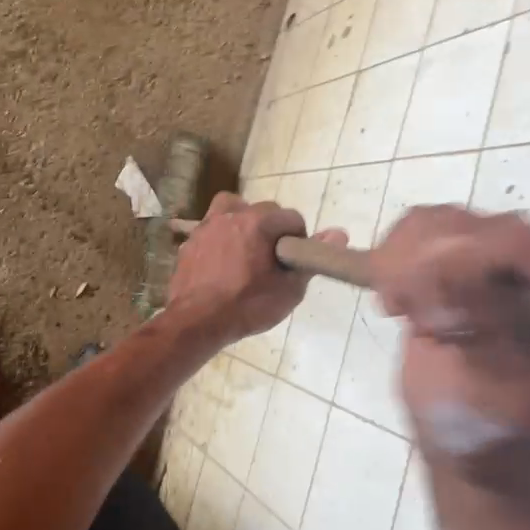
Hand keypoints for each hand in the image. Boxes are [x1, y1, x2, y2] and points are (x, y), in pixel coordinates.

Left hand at [166, 192, 348, 343]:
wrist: (198, 320)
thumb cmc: (249, 305)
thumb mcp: (289, 289)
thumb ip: (310, 258)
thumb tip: (339, 233)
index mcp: (257, 222)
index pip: (291, 217)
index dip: (298, 237)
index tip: (292, 260)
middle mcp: (230, 215)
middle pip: (261, 210)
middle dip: (271, 229)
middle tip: (271, 259)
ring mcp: (206, 226)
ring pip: (230, 209)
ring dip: (242, 222)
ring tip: (246, 249)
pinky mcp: (189, 240)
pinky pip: (210, 229)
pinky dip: (220, 237)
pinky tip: (221, 261)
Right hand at [371, 206, 529, 492]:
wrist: (476, 449)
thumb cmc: (493, 433)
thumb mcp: (496, 388)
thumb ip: (483, 321)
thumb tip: (449, 258)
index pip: (522, 246)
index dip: (455, 261)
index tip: (412, 308)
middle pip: (485, 228)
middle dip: (427, 264)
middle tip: (401, 311)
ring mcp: (528, 266)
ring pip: (452, 220)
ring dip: (407, 258)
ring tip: (399, 307)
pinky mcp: (485, 260)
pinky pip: (433, 226)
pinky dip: (399, 252)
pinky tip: (398, 295)